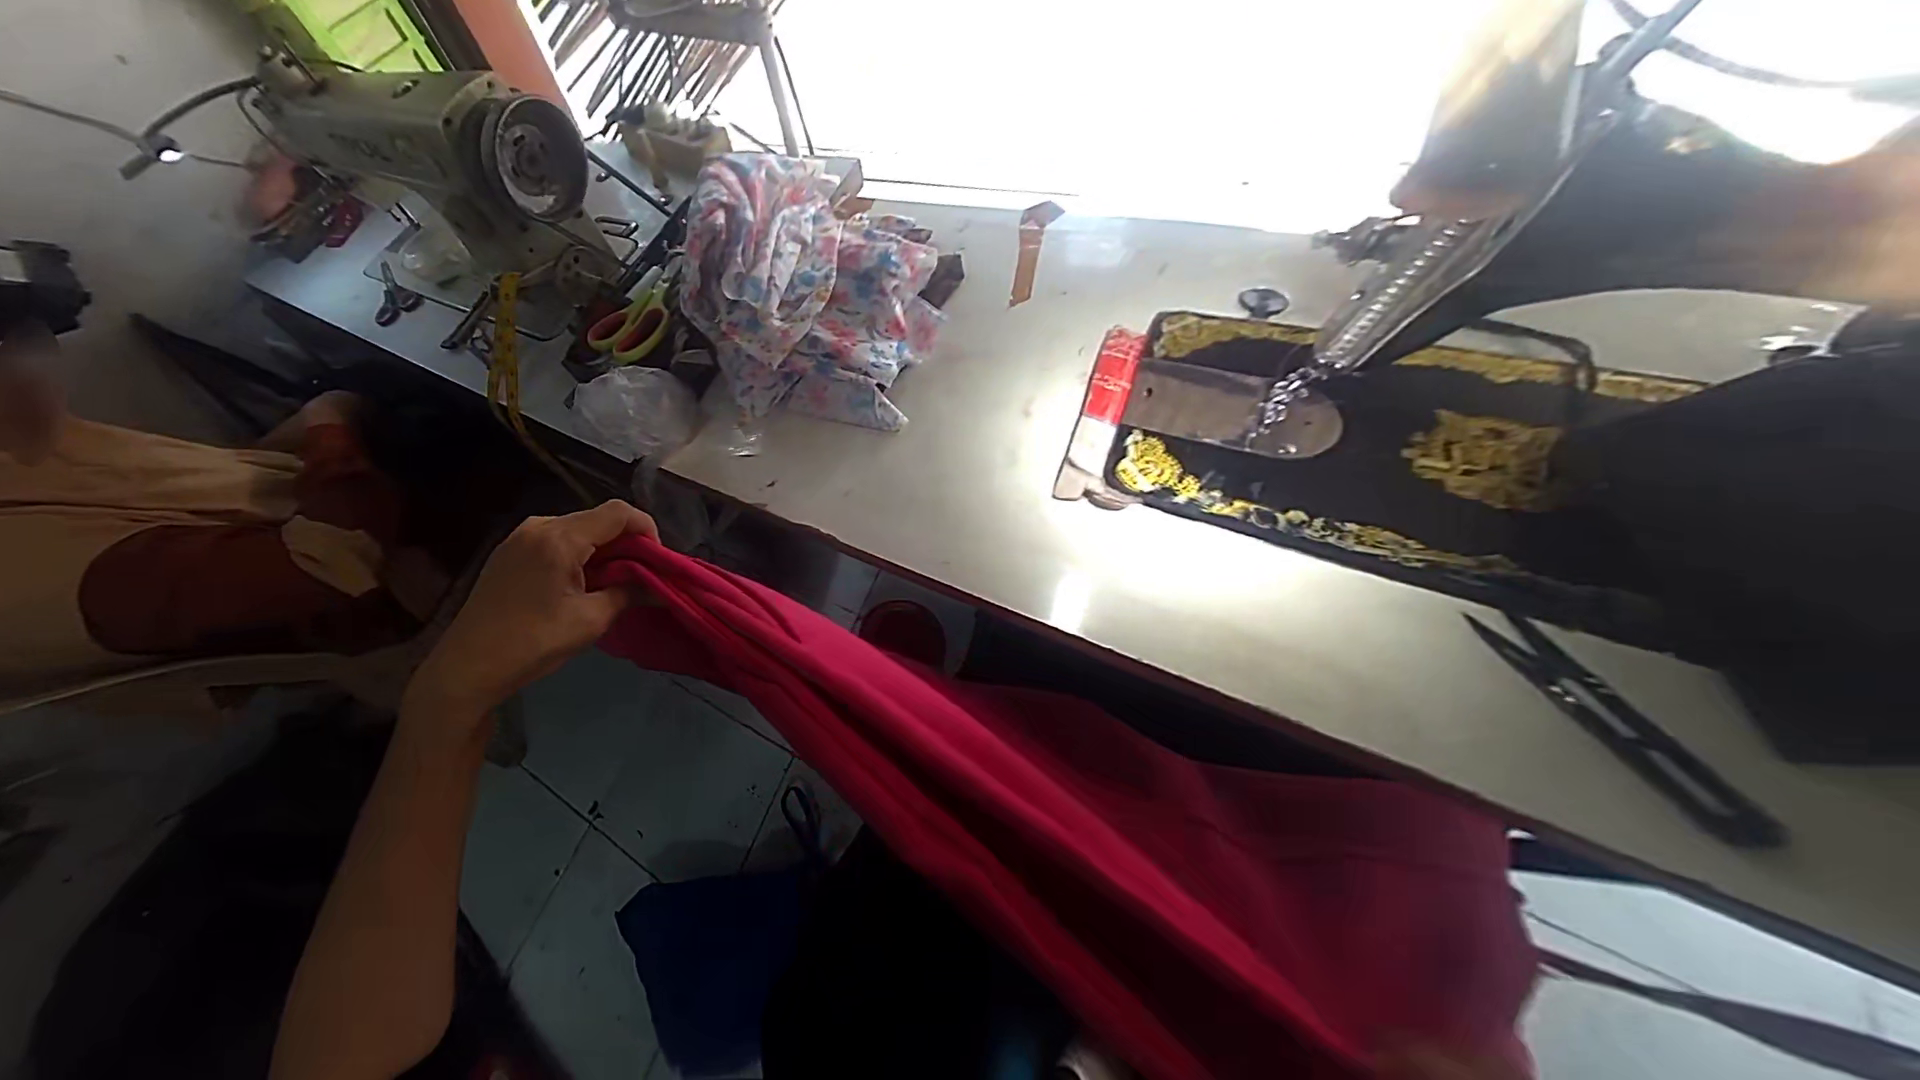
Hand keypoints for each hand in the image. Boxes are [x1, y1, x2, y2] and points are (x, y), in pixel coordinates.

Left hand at [407, 500, 657, 722]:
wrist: (467, 667)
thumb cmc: (533, 642)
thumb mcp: (592, 619)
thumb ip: (631, 593)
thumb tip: (662, 587)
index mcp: (559, 539)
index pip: (618, 513)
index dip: (647, 530)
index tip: (658, 561)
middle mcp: (538, 527)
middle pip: (599, 518)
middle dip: (628, 541)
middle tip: (643, 574)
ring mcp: (520, 537)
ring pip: (580, 528)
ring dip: (605, 548)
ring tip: (615, 581)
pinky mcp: (511, 551)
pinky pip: (559, 539)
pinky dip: (582, 553)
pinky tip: (585, 581)